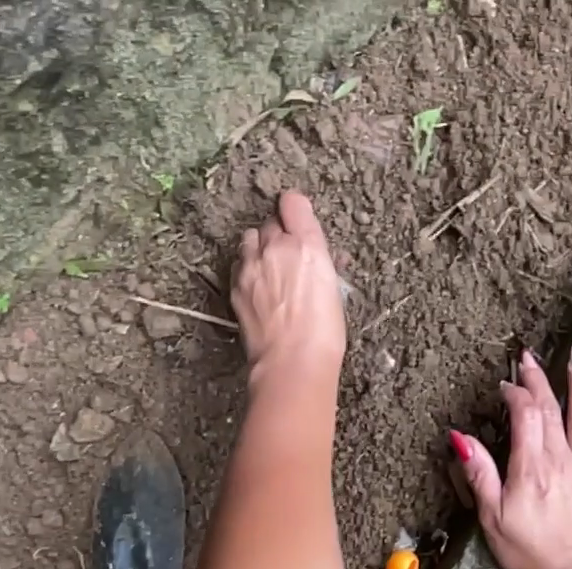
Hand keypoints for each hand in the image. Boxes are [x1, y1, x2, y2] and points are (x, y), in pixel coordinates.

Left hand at [231, 191, 345, 384]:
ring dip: (260, 247)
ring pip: (250, 239)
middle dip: (280, 235)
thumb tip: (326, 258)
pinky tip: (260, 289)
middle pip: (270, 222)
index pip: (293, 203)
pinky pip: (240, 264)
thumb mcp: (335, 295)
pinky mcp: (236, 286)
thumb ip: (325, 266)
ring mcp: (251, 266)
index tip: (299, 222)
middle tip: (291, 257)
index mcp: (307, 246)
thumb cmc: (323, 335)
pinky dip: (248, 269)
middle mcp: (275, 248)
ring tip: (271, 270)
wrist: (292, 363)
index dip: (296, 211)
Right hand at [451, 345, 571, 568]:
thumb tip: (461, 438)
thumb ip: (481, 474)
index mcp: (530, 466)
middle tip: (528, 357)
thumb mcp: (492, 516)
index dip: (514, 394)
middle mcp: (559, 458)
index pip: (524, 414)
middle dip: (537, 379)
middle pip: (550, 408)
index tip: (504, 386)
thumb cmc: (527, 551)